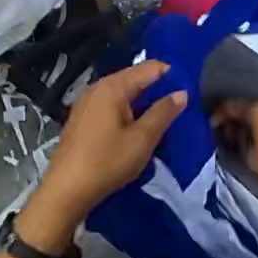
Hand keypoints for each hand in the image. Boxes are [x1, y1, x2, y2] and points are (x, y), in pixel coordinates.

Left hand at [21, 62, 186, 251]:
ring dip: (143, 101)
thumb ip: (163, 113)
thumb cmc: (107, 162)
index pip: (149, 67)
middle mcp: (98, 87)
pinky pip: (111, 105)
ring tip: (164, 116)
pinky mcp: (82, 118)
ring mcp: (87, 102)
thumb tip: (182, 92)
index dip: (171, 73)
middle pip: (134, 78)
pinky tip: (137, 126)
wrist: (66, 189)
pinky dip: (127, 111)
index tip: (191, 85)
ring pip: (122, 93)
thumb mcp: (142, 139)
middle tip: (181, 102)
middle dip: (157, 88)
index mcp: (113, 86)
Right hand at [212, 98, 257, 191]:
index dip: (217, 116)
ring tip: (245, 141)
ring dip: (249, 123)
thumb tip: (237, 141)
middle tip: (227, 137)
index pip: (230, 106)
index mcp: (256, 110)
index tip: (211, 127)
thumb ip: (240, 148)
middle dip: (233, 121)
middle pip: (245, 107)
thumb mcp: (253, 160)